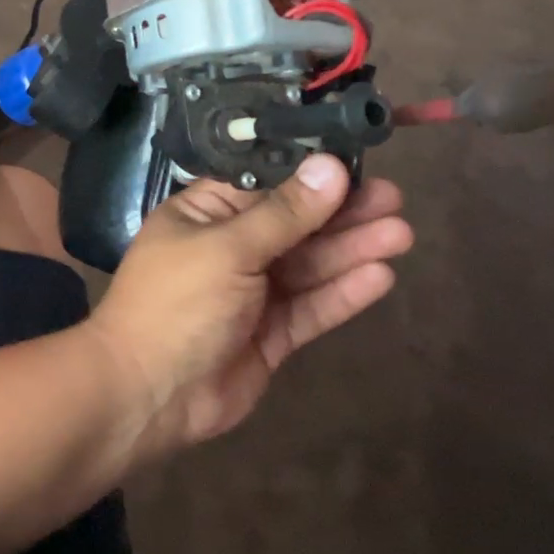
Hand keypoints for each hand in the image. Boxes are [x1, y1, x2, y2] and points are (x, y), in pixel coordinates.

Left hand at [86, 155, 411, 458]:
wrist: (151, 391)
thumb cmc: (176, 303)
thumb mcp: (227, 248)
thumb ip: (283, 213)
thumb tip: (329, 165)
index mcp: (201, 215)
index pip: (260, 186)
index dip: (305, 175)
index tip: (355, 162)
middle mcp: (226, 248)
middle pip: (291, 224)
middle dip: (339, 212)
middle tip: (393, 197)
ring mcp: (249, 293)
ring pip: (306, 265)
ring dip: (350, 248)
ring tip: (402, 232)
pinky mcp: (269, 334)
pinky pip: (311, 306)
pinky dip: (342, 292)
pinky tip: (381, 276)